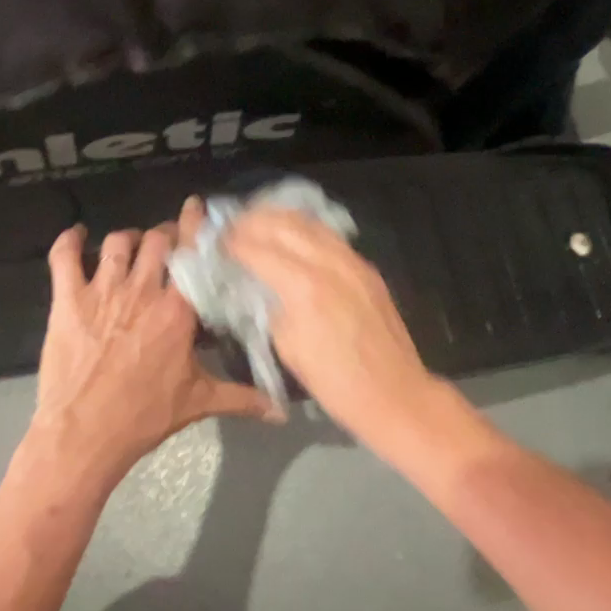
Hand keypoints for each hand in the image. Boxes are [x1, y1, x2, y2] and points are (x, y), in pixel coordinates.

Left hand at [29, 212, 272, 483]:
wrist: (84, 435)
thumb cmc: (144, 417)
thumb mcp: (199, 403)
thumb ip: (243, 399)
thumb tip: (282, 412)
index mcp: (178, 310)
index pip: (192, 253)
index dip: (194, 224)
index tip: (195, 207)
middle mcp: (143, 291)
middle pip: (156, 240)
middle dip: (163, 236)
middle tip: (166, 246)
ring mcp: (103, 291)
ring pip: (118, 243)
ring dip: (127, 240)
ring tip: (131, 248)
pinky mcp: (67, 300)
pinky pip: (65, 256)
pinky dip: (70, 240)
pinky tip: (76, 236)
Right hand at [224, 206, 436, 439]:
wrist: (394, 392)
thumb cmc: (334, 382)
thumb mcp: (287, 347)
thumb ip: (270, 308)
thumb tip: (258, 288)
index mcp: (303, 286)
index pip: (257, 248)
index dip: (232, 243)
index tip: (217, 243)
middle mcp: (329, 263)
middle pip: (283, 223)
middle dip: (253, 221)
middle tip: (233, 227)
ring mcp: (352, 262)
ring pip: (310, 223)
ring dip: (279, 218)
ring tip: (258, 222)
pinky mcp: (367, 268)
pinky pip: (330, 237)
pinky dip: (305, 230)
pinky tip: (293, 238)